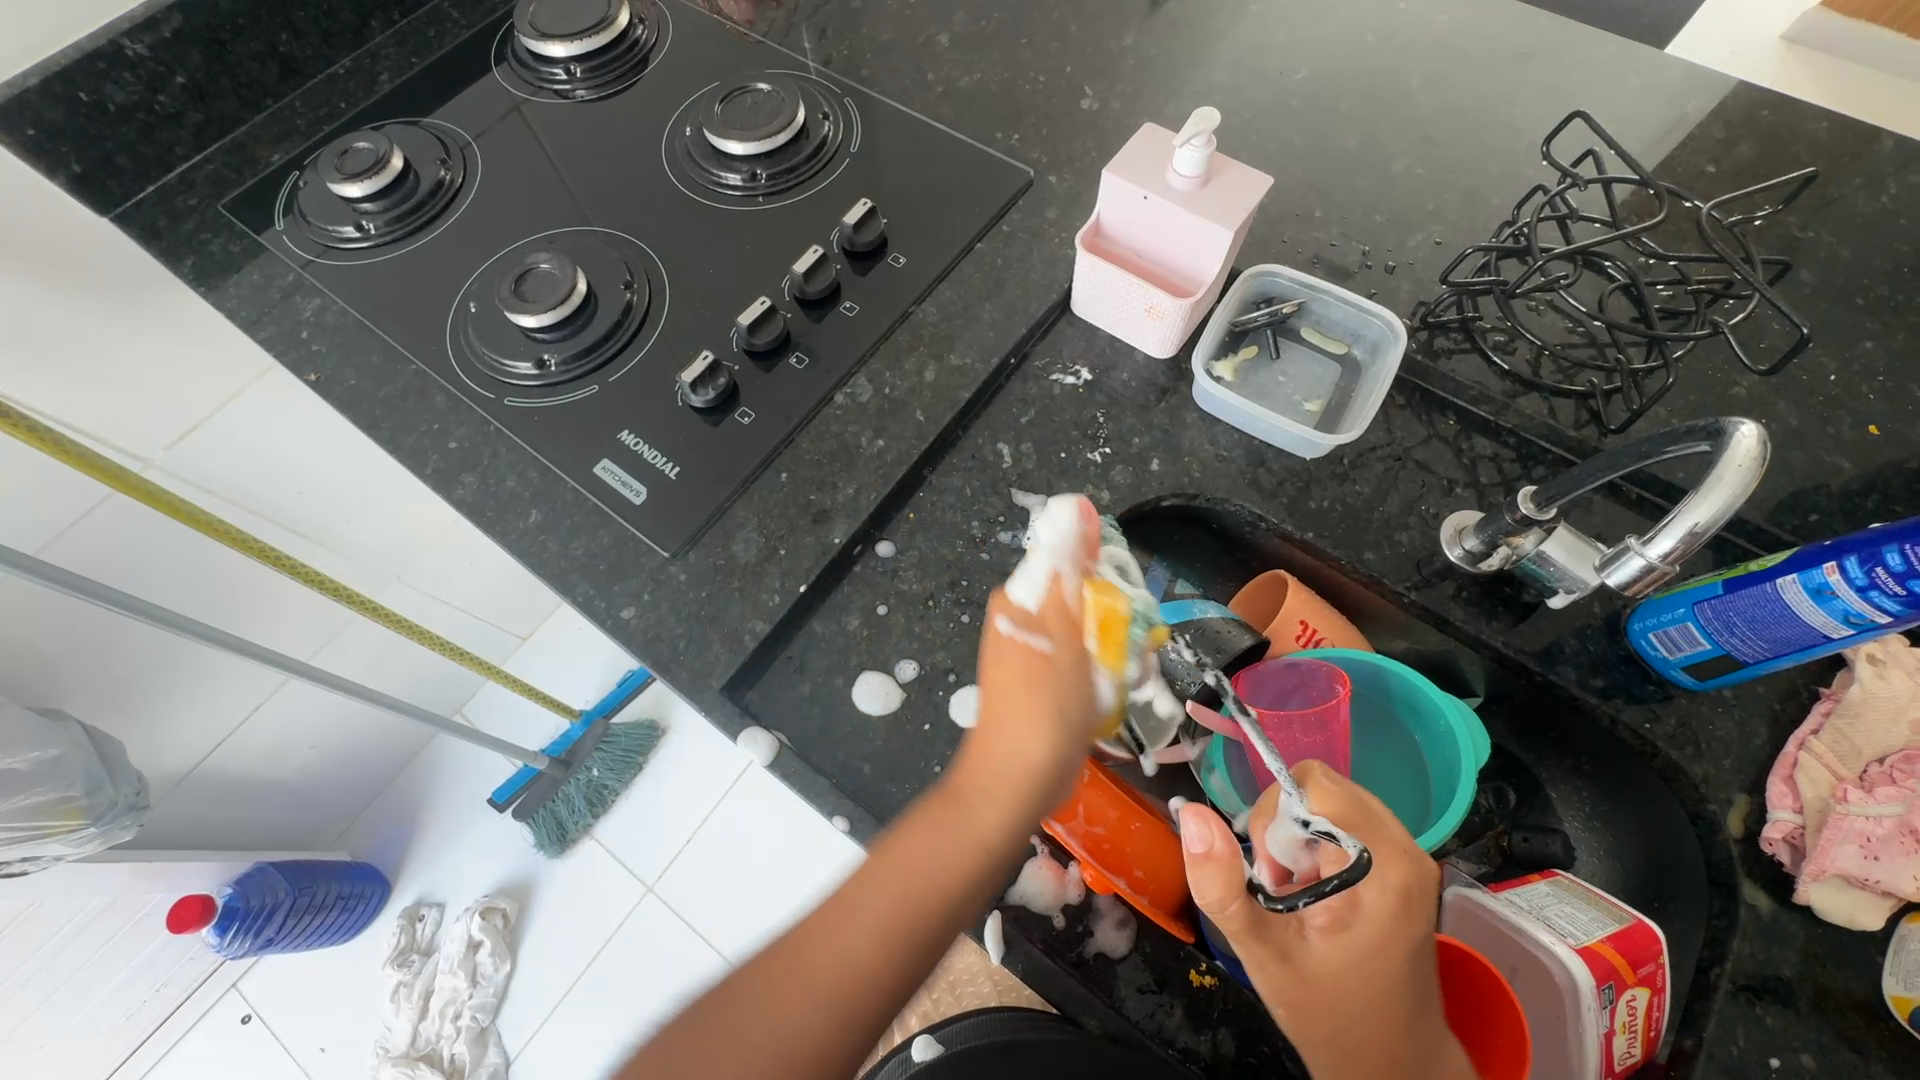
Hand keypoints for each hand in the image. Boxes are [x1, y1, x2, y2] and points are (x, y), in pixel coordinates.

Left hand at [950, 495, 1102, 825]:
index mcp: (1016, 601)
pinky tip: (1114, 694)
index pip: (1066, 562)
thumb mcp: (1063, 630)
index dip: (1103, 576)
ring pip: (1088, 633)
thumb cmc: (1042, 704)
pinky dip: (1102, 676)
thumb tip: (1075, 507)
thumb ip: (1071, 570)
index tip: (1124, 602)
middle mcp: (1020, 622)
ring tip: (1122, 676)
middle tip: (1129, 646)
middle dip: (1113, 618)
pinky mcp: (1046, 685)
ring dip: (1113, 650)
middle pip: (1082, 598)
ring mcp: (1033, 656)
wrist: (1018, 780)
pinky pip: (1083, 665)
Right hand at [1176, 763, 1473, 1079]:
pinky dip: (1320, 846)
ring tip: (1299, 896)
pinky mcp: (1407, 868)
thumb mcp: (1262, 953)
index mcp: (1382, 867)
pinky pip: (1348, 823)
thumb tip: (1190, 813)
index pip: (1314, 788)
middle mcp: (1407, 850)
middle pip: (1323, 789)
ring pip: (1332, 802)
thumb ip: (1221, 885)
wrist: (1393, 1063)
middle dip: (1285, 828)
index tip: (1272, 878)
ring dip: (1300, 837)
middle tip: (1282, 890)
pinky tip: (1318, 894)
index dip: (1275, 820)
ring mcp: (1412, 858)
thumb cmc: (1329, 1013)